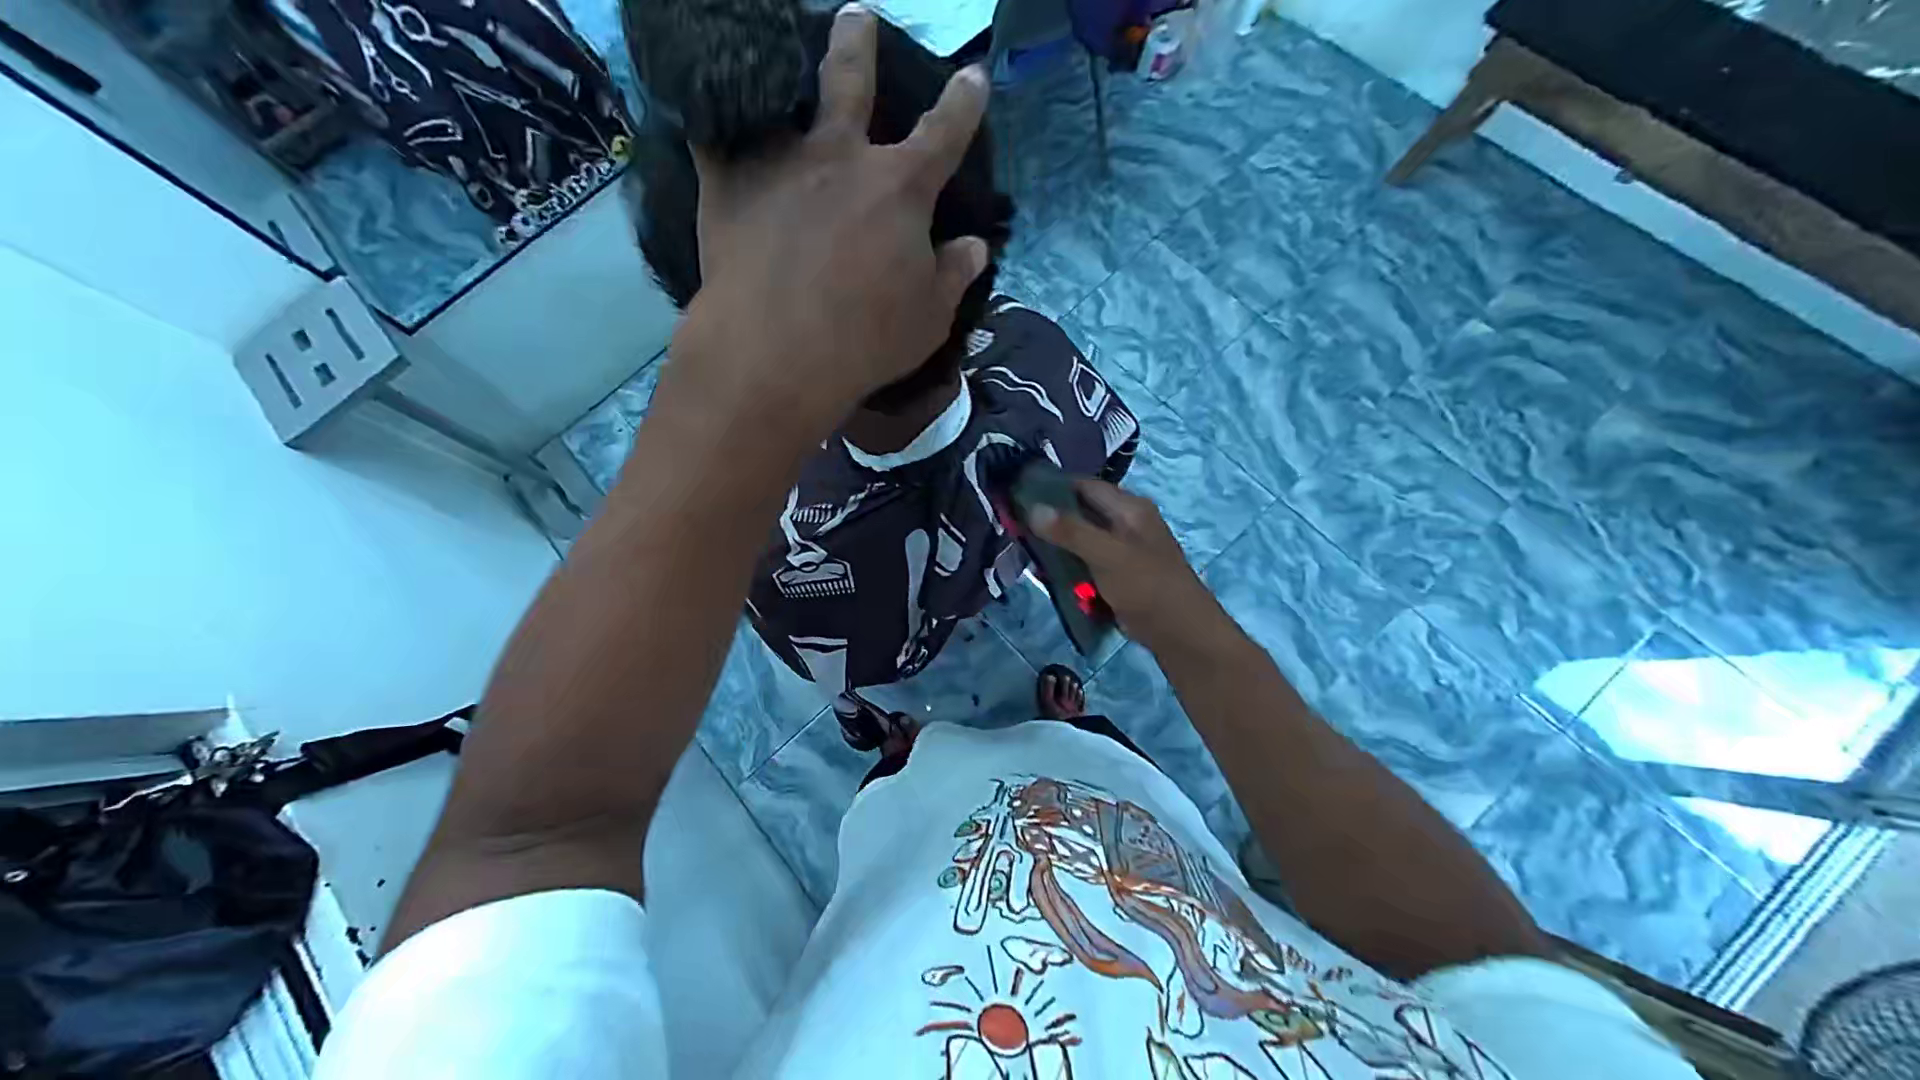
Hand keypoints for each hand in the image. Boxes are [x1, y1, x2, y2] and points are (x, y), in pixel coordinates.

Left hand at [673, 3, 990, 433]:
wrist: (776, 353)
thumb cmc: (866, 340)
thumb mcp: (930, 318)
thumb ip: (954, 275)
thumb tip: (975, 244)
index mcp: (901, 189)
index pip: (945, 132)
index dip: (964, 102)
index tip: (973, 76)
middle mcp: (842, 158)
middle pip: (853, 82)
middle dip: (860, 44)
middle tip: (859, 16)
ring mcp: (781, 162)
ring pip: (785, 95)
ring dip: (786, 66)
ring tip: (775, 50)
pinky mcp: (726, 182)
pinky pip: (712, 135)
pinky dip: (709, 118)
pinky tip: (702, 108)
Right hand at [1028, 480, 1220, 646]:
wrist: (1180, 631)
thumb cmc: (1147, 586)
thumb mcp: (1107, 555)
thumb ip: (1071, 531)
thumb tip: (1032, 508)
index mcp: (1130, 508)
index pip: (1084, 485)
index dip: (1053, 486)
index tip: (1019, 493)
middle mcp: (1126, 522)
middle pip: (1081, 511)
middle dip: (1051, 518)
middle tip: (1016, 523)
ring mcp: (1123, 549)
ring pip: (1081, 538)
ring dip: (1057, 544)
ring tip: (1025, 547)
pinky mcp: (1118, 573)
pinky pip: (1087, 561)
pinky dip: (1069, 564)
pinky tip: (1048, 572)